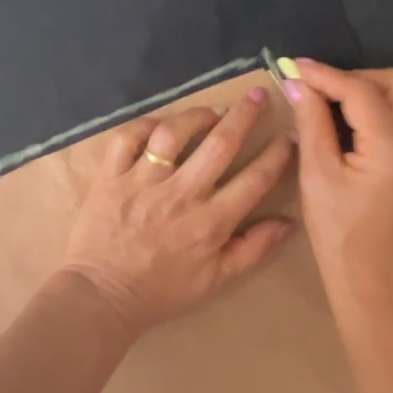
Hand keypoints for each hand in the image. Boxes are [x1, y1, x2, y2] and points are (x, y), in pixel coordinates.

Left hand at [59, 86, 296, 336]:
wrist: (102, 297)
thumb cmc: (162, 291)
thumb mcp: (216, 280)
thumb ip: (253, 249)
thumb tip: (288, 222)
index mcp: (211, 222)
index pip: (255, 179)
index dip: (278, 154)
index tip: (290, 134)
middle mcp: (181, 195)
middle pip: (220, 143)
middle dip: (244, 115)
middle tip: (258, 95)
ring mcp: (143, 182)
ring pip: (173, 133)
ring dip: (196, 115)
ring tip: (210, 110)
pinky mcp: (111, 176)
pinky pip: (128, 138)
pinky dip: (145, 125)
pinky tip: (160, 125)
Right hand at [284, 59, 392, 307]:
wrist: (372, 280)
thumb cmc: (338, 233)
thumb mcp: (316, 176)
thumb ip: (311, 123)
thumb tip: (298, 84)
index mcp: (390, 148)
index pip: (359, 90)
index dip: (325, 74)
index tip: (294, 68)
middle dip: (356, 76)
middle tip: (321, 89)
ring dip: (382, 87)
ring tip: (347, 101)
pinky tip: (371, 122)